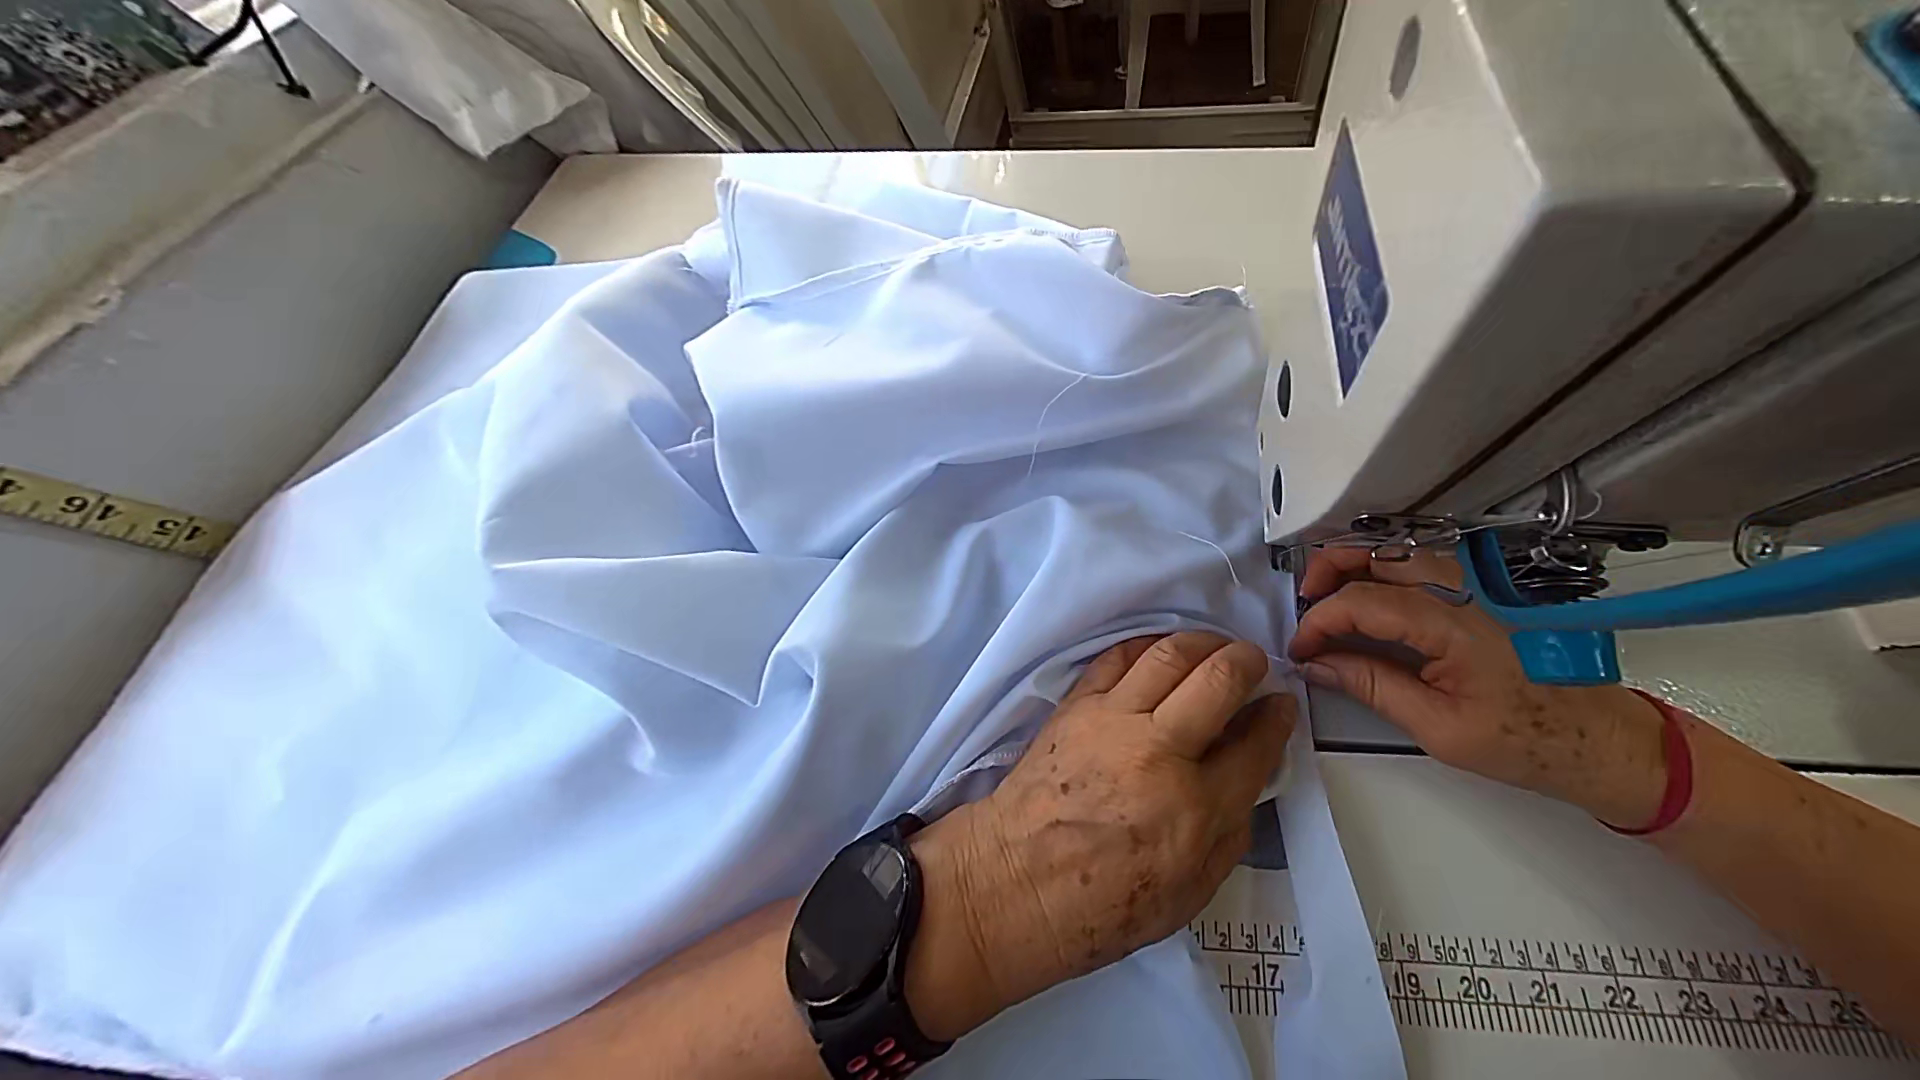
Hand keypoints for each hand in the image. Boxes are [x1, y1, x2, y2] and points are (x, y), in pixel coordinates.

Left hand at [904, 633, 1293, 1039]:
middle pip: (1218, 680)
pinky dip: (1145, 645)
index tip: (1281, 705)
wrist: (1018, 879)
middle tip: (1254, 663)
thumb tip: (1246, 770)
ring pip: (1168, 655)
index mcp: (1198, 806)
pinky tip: (1159, 652)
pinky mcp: (1076, 706)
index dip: (1277, 717)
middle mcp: (1159, 751)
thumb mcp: (1193, 889)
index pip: (1256, 743)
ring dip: (1201, 642)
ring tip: (1213, 648)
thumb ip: (1230, 825)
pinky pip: (1116, 658)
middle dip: (1247, 662)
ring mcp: (1112, 720)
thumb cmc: (1106, 902)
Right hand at [1289, 548, 1666, 827]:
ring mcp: (1472, 589)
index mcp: (1452, 626)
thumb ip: (1371, 686)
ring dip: (1351, 565)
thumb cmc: (1527, 742)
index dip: (1318, 621)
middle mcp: (1461, 593)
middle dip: (1327, 569)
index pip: (1361, 602)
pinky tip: (1362, 599)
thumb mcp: (1437, 728)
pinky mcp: (1476, 596)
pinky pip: (1414, 567)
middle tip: (1304, 603)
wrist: (1603, 741)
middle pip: (1377, 553)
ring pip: (1395, 553)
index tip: (1300, 649)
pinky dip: (1377, 572)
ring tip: (1326, 599)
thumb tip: (1315, 663)